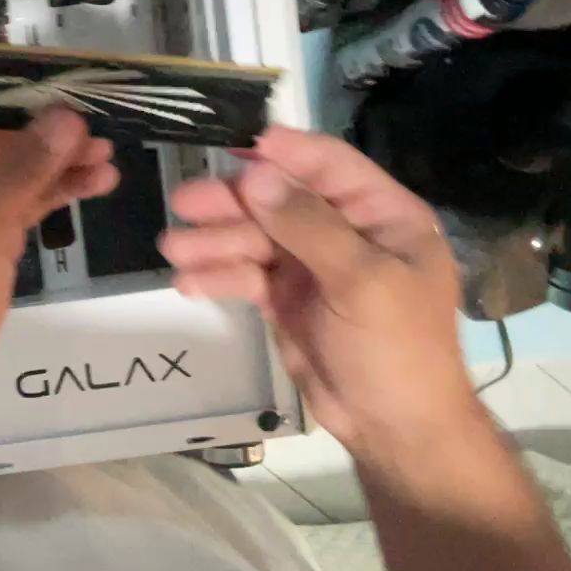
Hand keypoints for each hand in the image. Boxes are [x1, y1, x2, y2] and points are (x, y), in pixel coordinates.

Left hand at [0, 107, 117, 391]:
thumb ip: (23, 171)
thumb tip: (67, 117)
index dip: (12, 100)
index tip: (63, 89)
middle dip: (46, 135)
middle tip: (97, 126)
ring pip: (19, 174)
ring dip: (61, 165)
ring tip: (108, 154)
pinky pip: (28, 204)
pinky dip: (59, 194)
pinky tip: (97, 182)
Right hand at [158, 127, 483, 462]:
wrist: (392, 425)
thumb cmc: (397, 347)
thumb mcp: (361, 281)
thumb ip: (308, 226)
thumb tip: (255, 177)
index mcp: (381, 216)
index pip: (330, 168)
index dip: (285, 152)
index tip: (236, 145)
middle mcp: (343, 233)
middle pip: (279, 202)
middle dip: (231, 203)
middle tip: (183, 202)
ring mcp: (310, 267)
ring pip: (254, 240)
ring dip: (214, 242)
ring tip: (173, 248)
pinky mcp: (284, 298)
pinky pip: (245, 276)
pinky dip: (217, 277)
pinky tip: (187, 282)